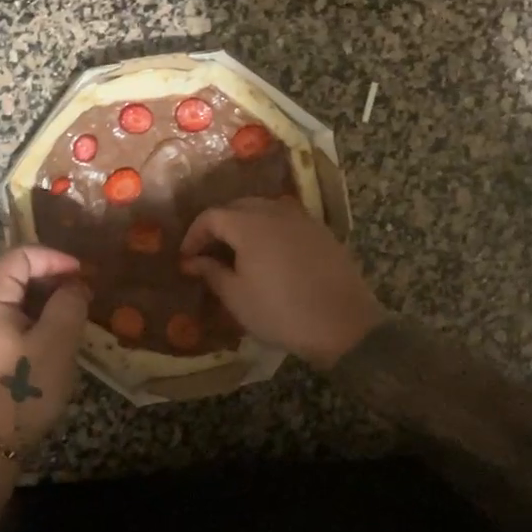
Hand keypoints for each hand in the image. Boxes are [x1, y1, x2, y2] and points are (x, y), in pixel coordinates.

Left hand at [0, 246, 89, 455]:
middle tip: (84, 293)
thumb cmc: (22, 390)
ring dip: (46, 301)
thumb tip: (74, 286)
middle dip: (52, 278)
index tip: (83, 273)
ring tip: (76, 314)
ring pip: (15, 301)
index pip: (19, 257)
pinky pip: (11, 322)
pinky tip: (57, 336)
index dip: (53, 257)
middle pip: (15, 276)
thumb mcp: (55, 344)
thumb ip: (69, 305)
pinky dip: (36, 319)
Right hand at [180, 197, 384, 367]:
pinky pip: (288, 219)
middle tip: (209, 251)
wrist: (343, 325)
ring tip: (239, 250)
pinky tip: (271, 254)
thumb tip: (192, 261)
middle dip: (219, 225)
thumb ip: (211, 272)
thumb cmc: (280, 313)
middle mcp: (275, 212)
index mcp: (249, 225)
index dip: (194, 234)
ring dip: (246, 223)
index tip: (187, 257)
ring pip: (265, 209)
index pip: (211, 216)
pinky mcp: (322, 232)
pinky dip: (271, 229)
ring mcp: (303, 219)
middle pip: (238, 206)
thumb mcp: (237, 297)